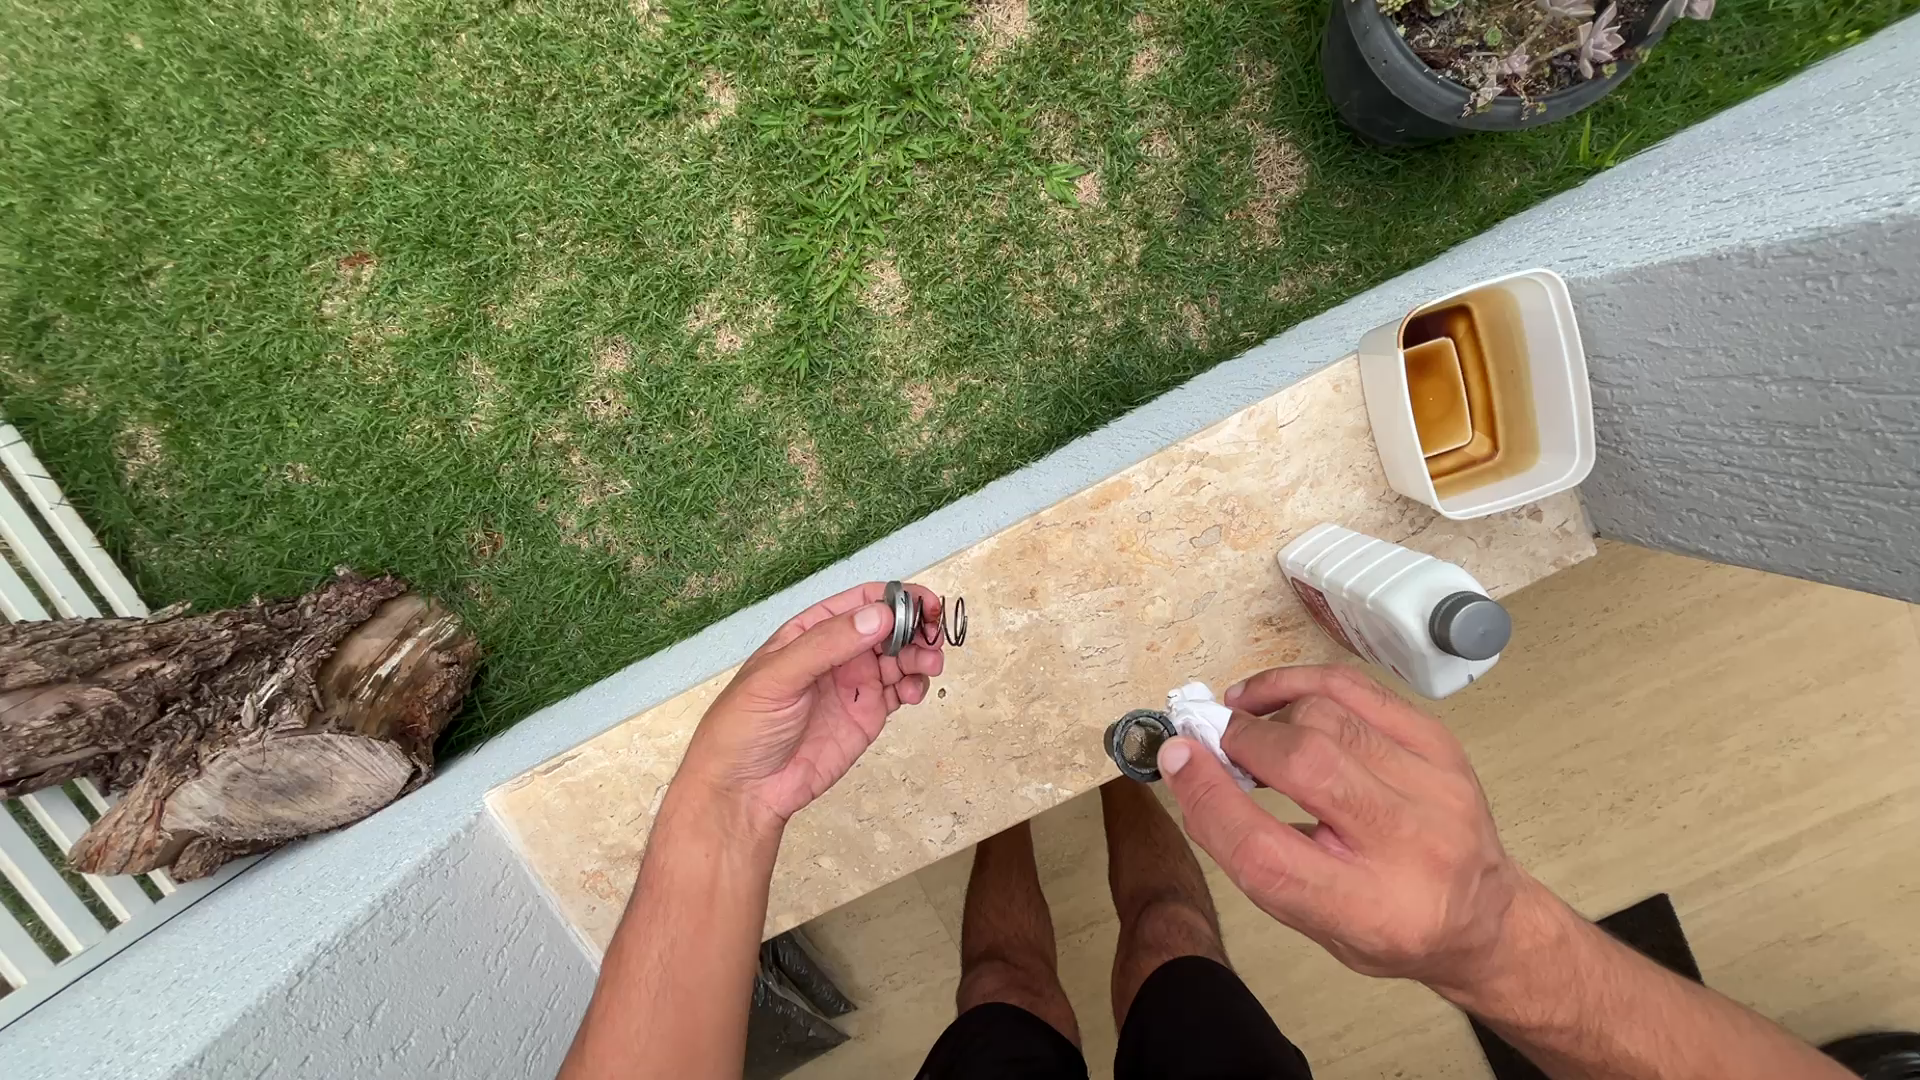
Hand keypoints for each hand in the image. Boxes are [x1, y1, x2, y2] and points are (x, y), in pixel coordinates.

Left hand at [676, 582, 945, 834]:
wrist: (745, 790)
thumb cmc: (745, 725)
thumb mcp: (779, 675)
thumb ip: (829, 643)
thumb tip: (879, 616)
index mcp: (814, 630)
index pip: (862, 602)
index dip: (896, 598)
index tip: (925, 604)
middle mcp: (839, 652)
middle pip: (890, 627)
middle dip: (917, 627)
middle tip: (935, 638)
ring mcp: (856, 683)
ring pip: (902, 657)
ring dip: (922, 655)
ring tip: (930, 665)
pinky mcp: (869, 714)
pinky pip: (902, 690)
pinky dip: (916, 685)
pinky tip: (914, 692)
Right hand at [1156, 665, 1535, 993]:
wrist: (1484, 916)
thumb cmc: (1383, 922)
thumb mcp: (1304, 917)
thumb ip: (1241, 848)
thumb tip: (1185, 767)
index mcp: (1370, 912)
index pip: (1266, 850)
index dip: (1208, 795)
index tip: (1176, 756)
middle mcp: (1413, 847)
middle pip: (1304, 765)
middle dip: (1239, 740)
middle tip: (1210, 737)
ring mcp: (1435, 787)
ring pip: (1325, 716)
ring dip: (1267, 713)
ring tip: (1244, 723)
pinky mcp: (1439, 743)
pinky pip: (1352, 686)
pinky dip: (1296, 682)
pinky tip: (1270, 697)